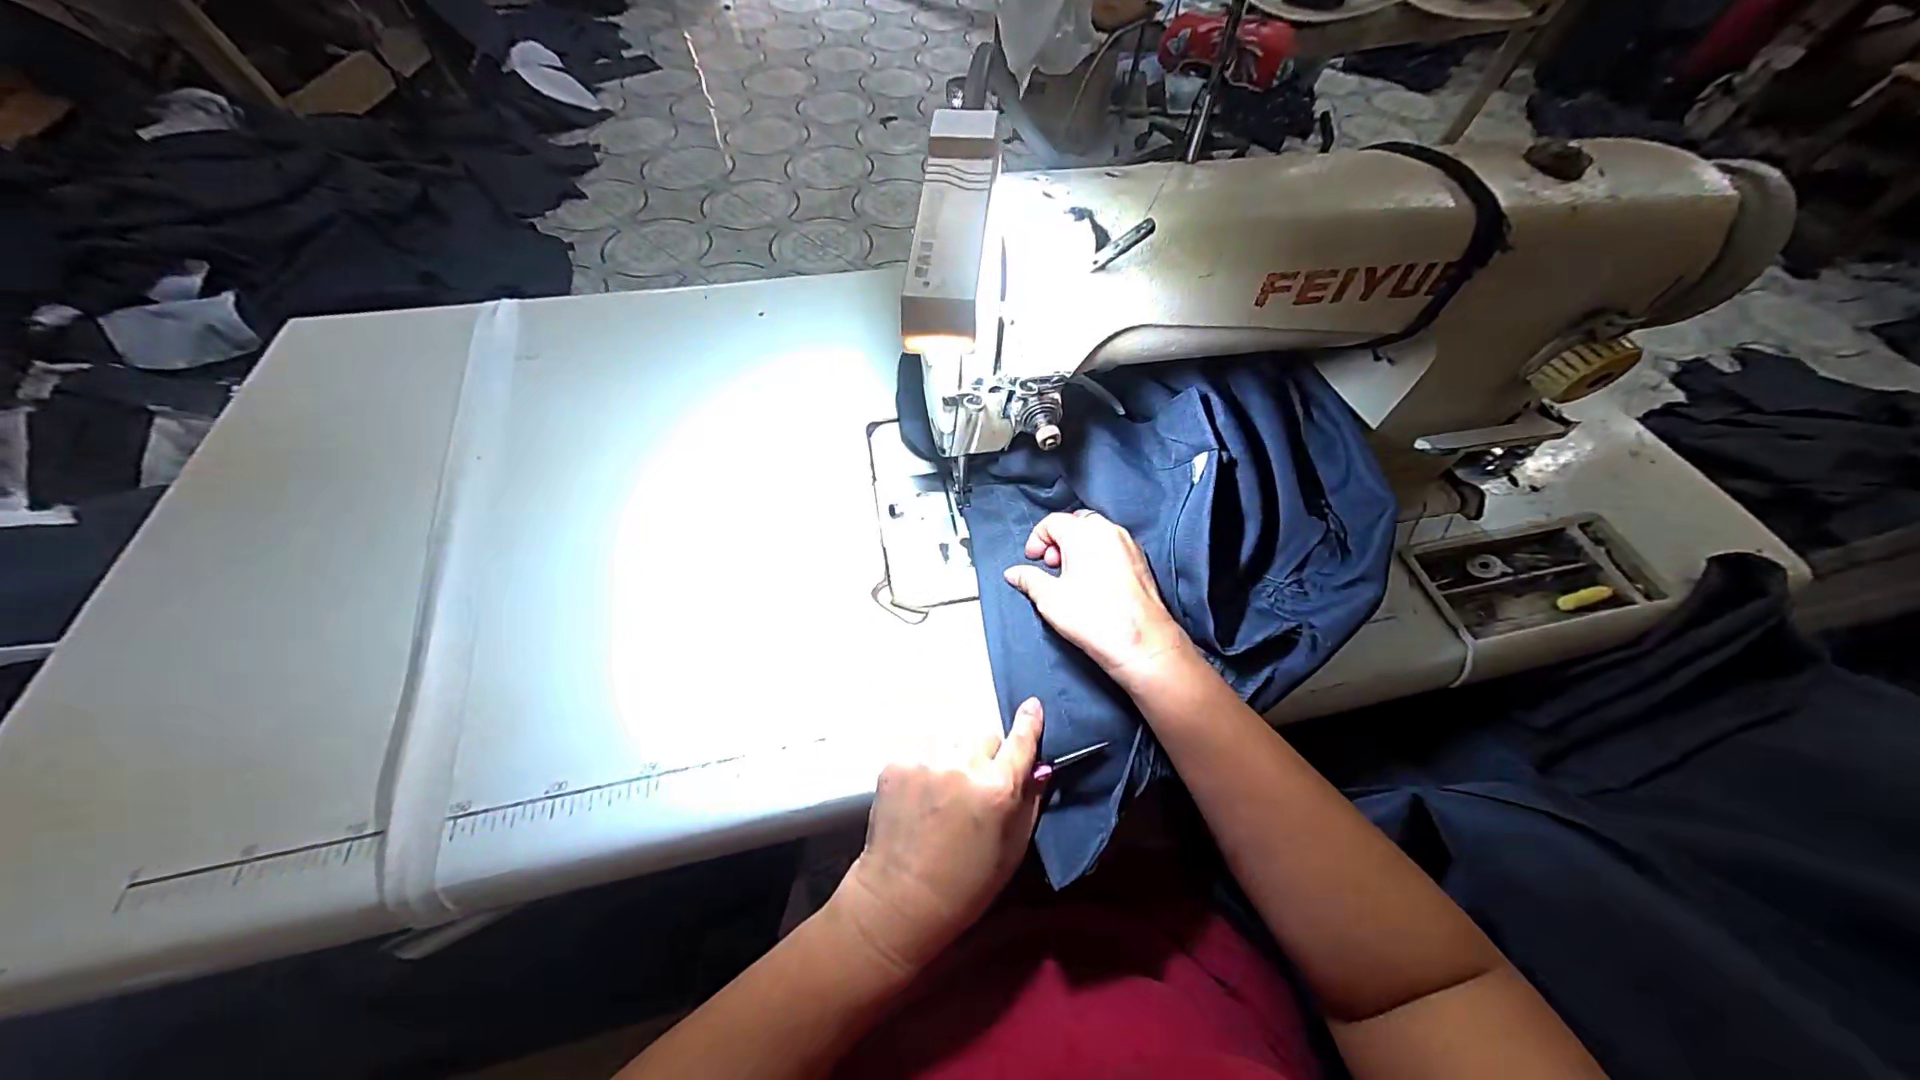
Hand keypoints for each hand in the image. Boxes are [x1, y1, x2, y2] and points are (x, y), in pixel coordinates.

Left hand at [830, 699, 1045, 976]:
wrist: (899, 900)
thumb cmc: (965, 886)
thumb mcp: (1011, 850)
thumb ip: (1029, 802)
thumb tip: (1040, 767)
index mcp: (996, 790)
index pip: (1020, 743)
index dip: (1028, 723)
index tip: (1032, 705)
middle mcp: (962, 767)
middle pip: (985, 738)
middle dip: (986, 756)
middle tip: (976, 788)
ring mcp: (926, 762)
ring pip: (951, 744)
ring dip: (953, 761)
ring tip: (942, 796)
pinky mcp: (896, 764)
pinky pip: (921, 754)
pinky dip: (924, 770)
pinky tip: (918, 799)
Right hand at [1002, 510, 1194, 687]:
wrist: (1141, 643)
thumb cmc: (1096, 618)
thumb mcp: (1049, 598)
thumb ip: (1028, 579)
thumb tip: (1014, 573)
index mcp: (1084, 533)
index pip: (1052, 522)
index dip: (1036, 540)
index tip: (1032, 559)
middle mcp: (1109, 531)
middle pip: (1075, 523)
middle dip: (1058, 541)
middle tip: (1050, 566)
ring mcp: (1128, 545)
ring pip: (1096, 534)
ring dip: (1078, 548)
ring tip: (1069, 576)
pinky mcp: (1140, 561)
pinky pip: (1112, 547)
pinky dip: (1097, 555)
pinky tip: (1091, 582)